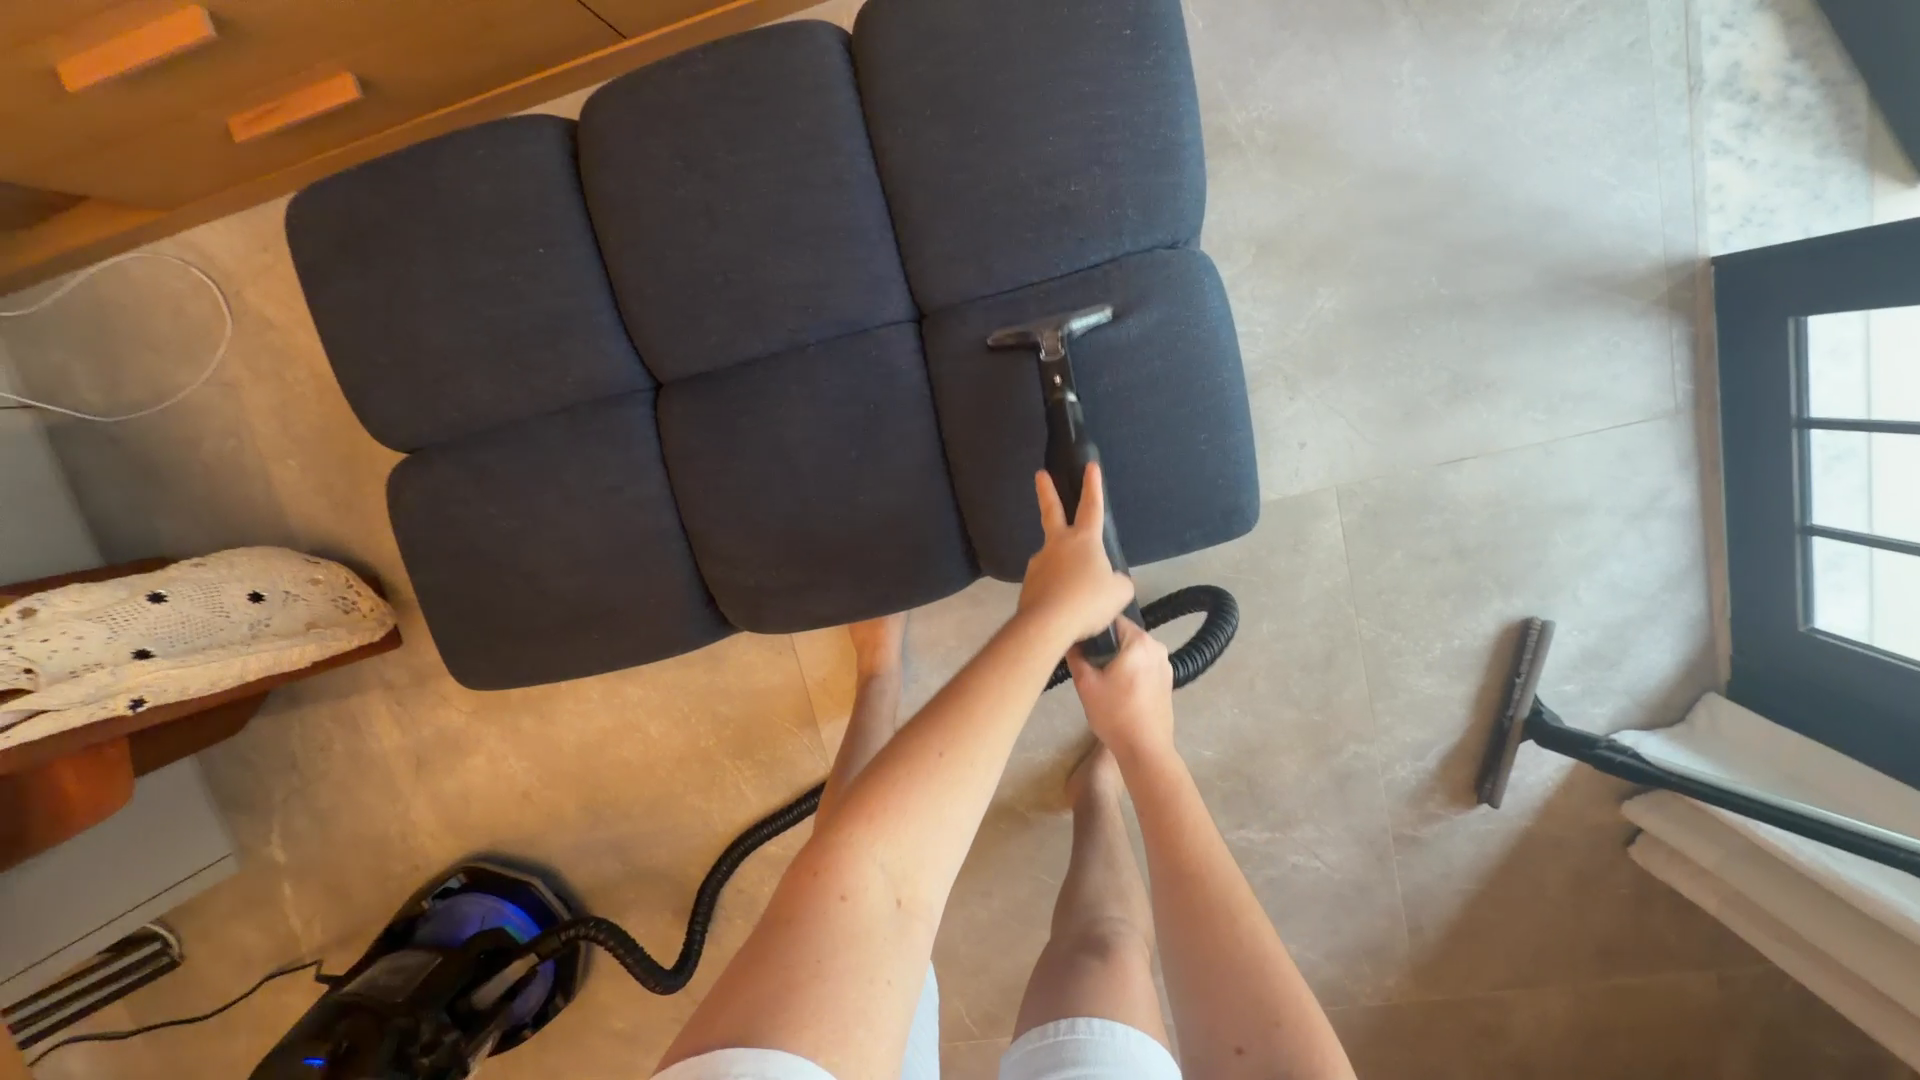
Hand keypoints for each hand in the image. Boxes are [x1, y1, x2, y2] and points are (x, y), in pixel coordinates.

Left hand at [1017, 464, 1135, 645]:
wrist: (1049, 624)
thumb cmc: (1089, 602)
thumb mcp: (1119, 592)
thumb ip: (1118, 582)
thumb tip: (1112, 581)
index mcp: (1083, 540)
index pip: (1092, 507)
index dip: (1093, 486)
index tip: (1090, 465)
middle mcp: (1057, 545)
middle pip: (1052, 512)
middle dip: (1046, 491)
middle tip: (1039, 474)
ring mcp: (1039, 563)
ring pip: (1053, 559)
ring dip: (1062, 570)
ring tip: (1076, 597)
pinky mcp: (1029, 584)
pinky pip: (1047, 584)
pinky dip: (1056, 592)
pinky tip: (1064, 610)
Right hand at [1067, 617, 1174, 766]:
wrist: (1145, 749)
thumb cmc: (1114, 714)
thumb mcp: (1086, 684)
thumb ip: (1076, 656)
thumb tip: (1071, 642)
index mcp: (1139, 642)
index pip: (1111, 620)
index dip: (1093, 627)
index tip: (1079, 640)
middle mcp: (1156, 647)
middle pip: (1123, 634)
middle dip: (1105, 644)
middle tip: (1086, 661)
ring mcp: (1165, 664)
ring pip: (1133, 651)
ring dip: (1117, 657)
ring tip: (1100, 676)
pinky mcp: (1167, 680)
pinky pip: (1143, 664)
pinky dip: (1129, 669)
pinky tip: (1118, 687)